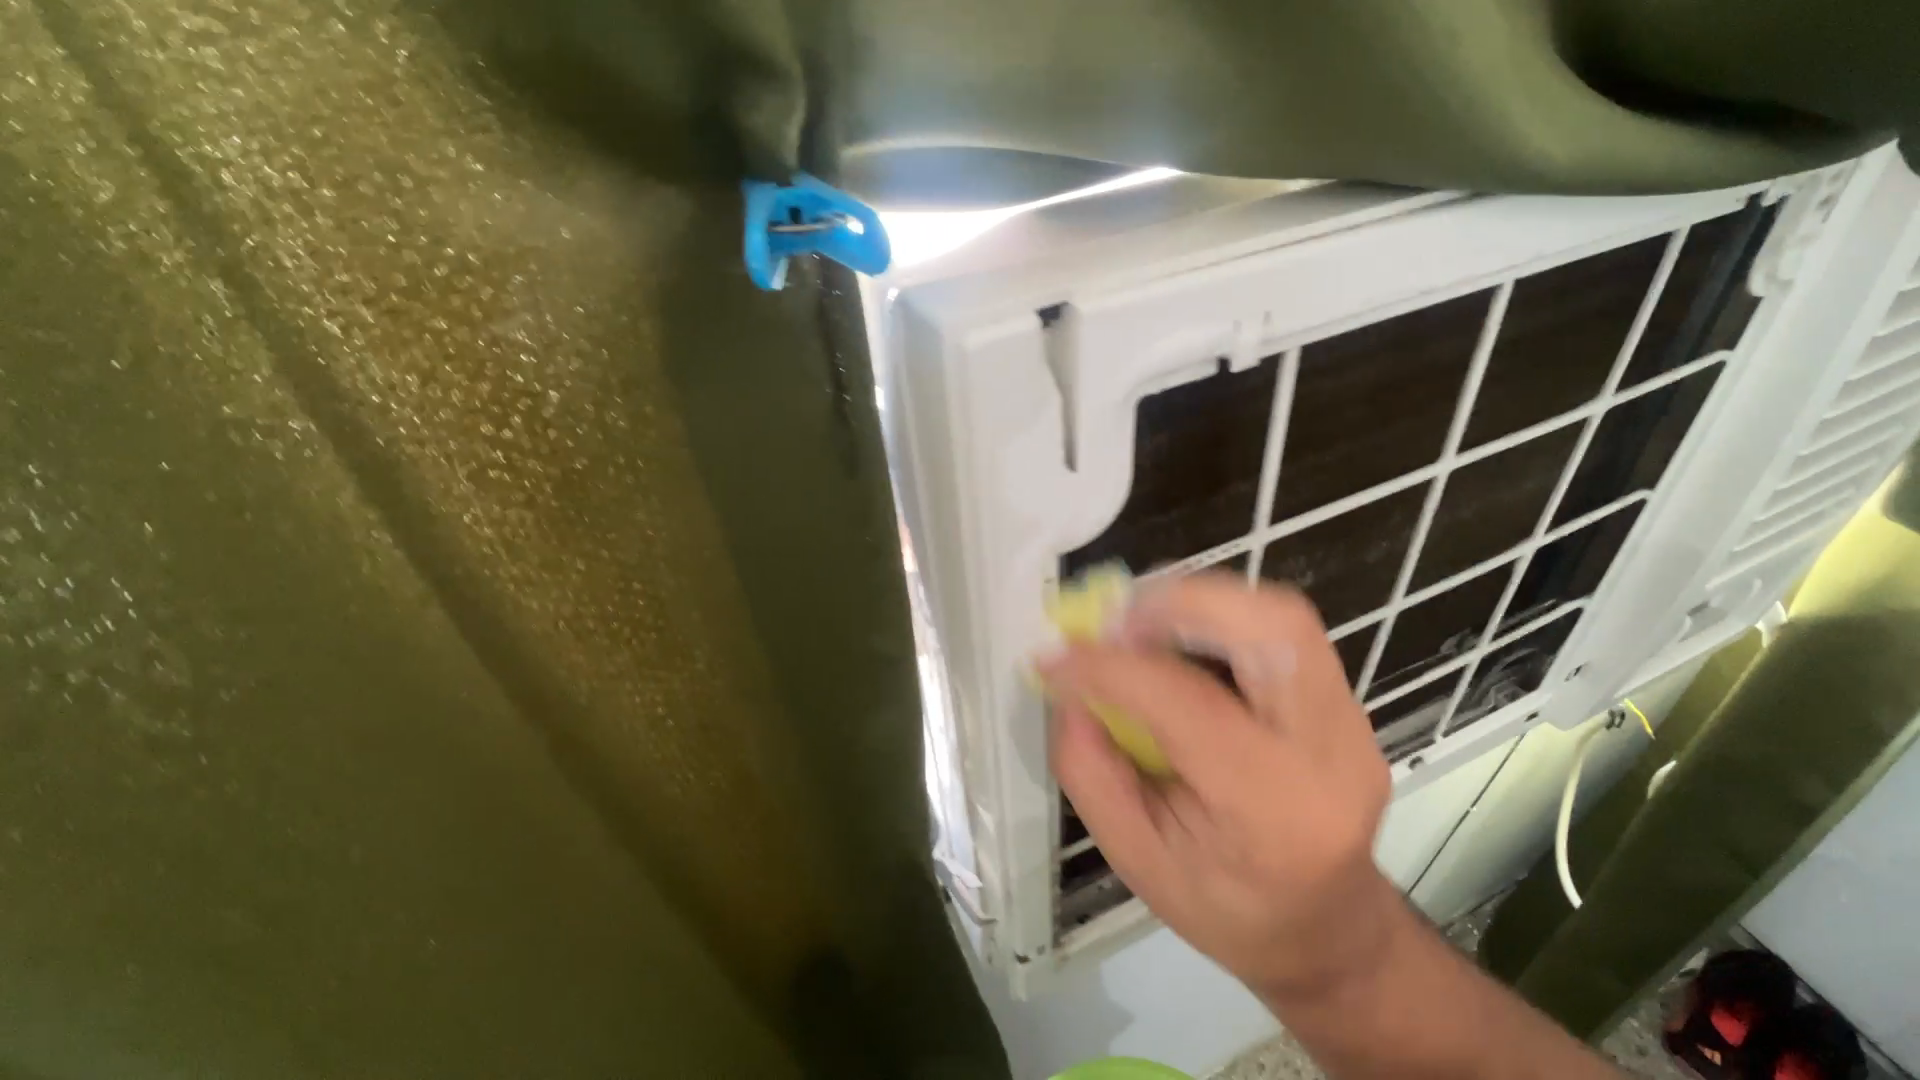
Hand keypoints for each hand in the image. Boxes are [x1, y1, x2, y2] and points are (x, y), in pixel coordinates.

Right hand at [1038, 573, 1400, 998]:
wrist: (1328, 934)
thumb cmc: (1227, 910)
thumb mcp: (1136, 860)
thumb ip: (1092, 772)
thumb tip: (1068, 691)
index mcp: (1272, 809)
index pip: (1188, 705)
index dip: (1110, 669)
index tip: (1054, 658)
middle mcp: (1329, 752)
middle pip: (1273, 627)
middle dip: (1181, 602)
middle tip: (1114, 621)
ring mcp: (1352, 723)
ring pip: (1284, 618)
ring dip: (1202, 605)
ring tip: (1140, 629)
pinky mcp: (1349, 706)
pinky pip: (1284, 637)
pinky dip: (1222, 624)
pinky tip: (1180, 650)